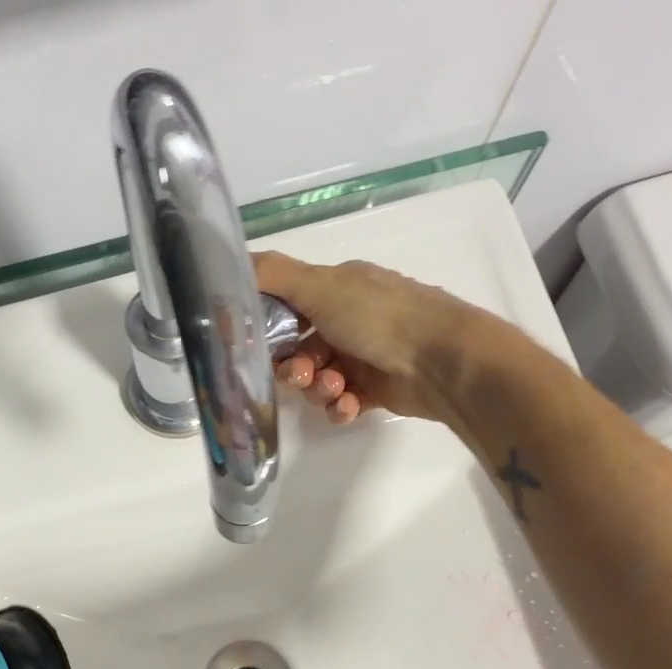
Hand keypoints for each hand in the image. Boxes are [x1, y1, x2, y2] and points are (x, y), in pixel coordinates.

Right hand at [257, 252, 527, 424]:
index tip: (257, 344)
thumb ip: (273, 274)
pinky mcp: (374, 391)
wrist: (442, 360)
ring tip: (335, 389)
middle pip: (297, 350)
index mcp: (338, 288)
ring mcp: (361, 356)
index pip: (287, 307)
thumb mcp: (321, 286)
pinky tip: (349, 405)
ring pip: (317, 379)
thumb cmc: (380, 316)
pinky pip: (340, 402)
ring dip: (318, 388)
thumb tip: (228, 260)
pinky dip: (339, 406)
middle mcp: (348, 319)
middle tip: (300, 376)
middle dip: (293, 367)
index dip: (269, 328)